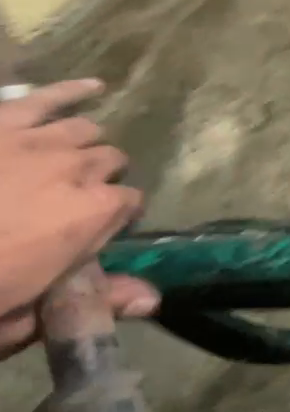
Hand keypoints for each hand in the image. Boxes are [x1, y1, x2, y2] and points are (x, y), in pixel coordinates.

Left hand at [0, 79, 156, 360]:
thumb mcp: (13, 322)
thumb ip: (83, 305)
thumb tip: (153, 301)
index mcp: (93, 214)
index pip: (130, 206)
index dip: (110, 222)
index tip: (84, 239)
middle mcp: (80, 168)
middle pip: (109, 162)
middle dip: (94, 180)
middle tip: (61, 203)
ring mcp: (36, 142)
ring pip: (83, 130)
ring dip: (77, 146)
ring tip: (60, 160)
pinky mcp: (0, 126)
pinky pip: (44, 98)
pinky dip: (71, 92)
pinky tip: (91, 88)